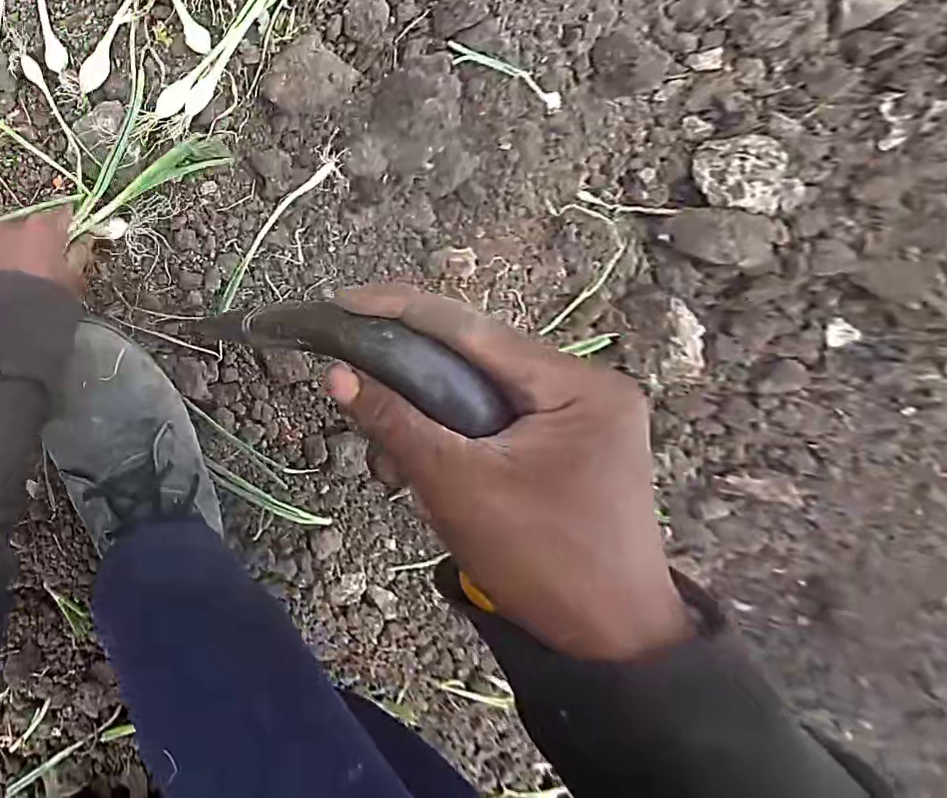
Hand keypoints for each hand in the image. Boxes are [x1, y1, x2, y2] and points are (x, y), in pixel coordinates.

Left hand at [0, 209, 89, 296]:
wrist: (3, 326)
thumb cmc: (45, 300)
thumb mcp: (73, 280)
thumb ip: (79, 256)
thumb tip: (82, 243)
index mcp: (43, 227)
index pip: (62, 216)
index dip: (67, 228)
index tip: (70, 240)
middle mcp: (13, 227)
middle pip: (31, 228)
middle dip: (36, 243)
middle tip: (43, 266)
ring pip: (7, 241)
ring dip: (13, 253)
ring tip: (19, 280)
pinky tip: (1, 286)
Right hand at [323, 284, 692, 661]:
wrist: (610, 645)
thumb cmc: (542, 561)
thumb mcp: (455, 484)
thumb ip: (393, 420)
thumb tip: (335, 374)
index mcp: (575, 384)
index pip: (468, 327)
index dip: (397, 309)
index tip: (342, 302)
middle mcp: (579, 384)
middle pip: (467, 353)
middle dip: (404, 372)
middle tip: (350, 374)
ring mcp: (571, 411)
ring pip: (469, 384)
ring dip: (419, 411)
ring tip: (388, 458)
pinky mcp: (557, 437)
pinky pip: (482, 413)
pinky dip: (442, 431)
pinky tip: (416, 467)